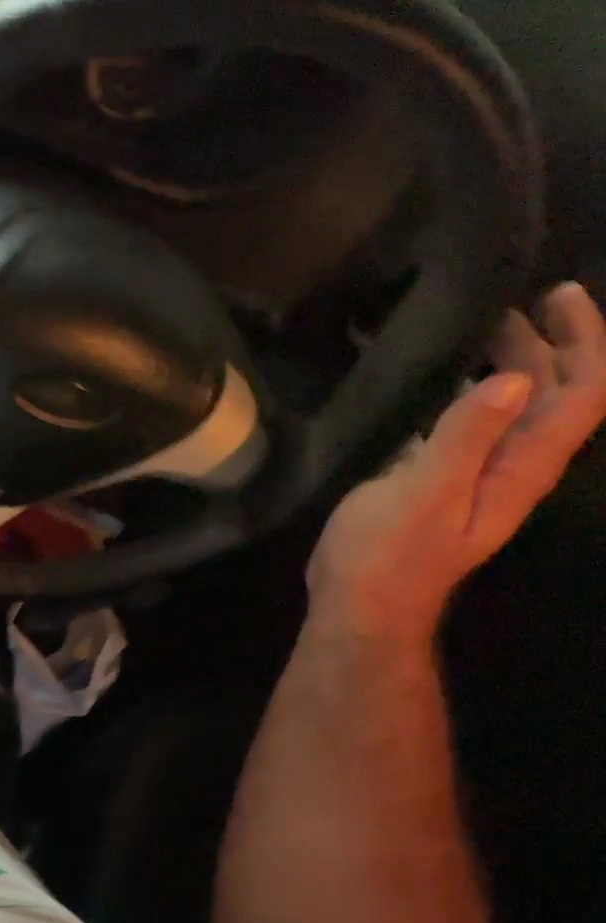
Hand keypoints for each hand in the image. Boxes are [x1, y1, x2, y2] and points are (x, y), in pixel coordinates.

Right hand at [308, 282, 605, 640]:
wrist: (363, 603)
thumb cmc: (389, 552)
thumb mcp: (424, 494)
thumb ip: (465, 438)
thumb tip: (512, 378)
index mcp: (524, 465)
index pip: (584, 391)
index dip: (585, 339)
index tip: (559, 295)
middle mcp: (513, 465)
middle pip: (551, 393)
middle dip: (543, 342)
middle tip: (502, 304)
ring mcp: (476, 475)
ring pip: (512, 408)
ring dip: (505, 364)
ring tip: (471, 332)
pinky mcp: (439, 482)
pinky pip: (468, 425)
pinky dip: (460, 394)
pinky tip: (433, 385)